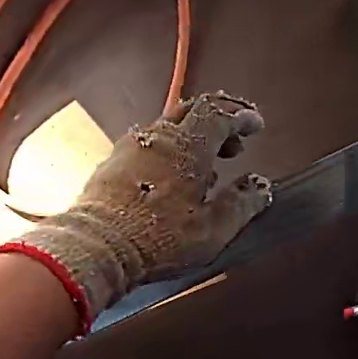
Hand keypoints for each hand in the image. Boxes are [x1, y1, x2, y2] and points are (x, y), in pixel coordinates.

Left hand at [5, 92, 272, 329]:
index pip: (220, 114)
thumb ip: (242, 204)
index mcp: (187, 147)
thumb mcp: (213, 230)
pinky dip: (168, 152)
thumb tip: (260, 186)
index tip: (255, 125)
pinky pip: (146, 147)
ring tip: (208, 166)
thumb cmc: (158, 240)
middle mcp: (158, 138)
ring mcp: (130, 149)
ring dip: (192, 138)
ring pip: (167, 128)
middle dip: (218, 120)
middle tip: (234, 140)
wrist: (97, 248)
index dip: (241, 117)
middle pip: (191, 110)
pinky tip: (172, 180)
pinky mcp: (111, 167)